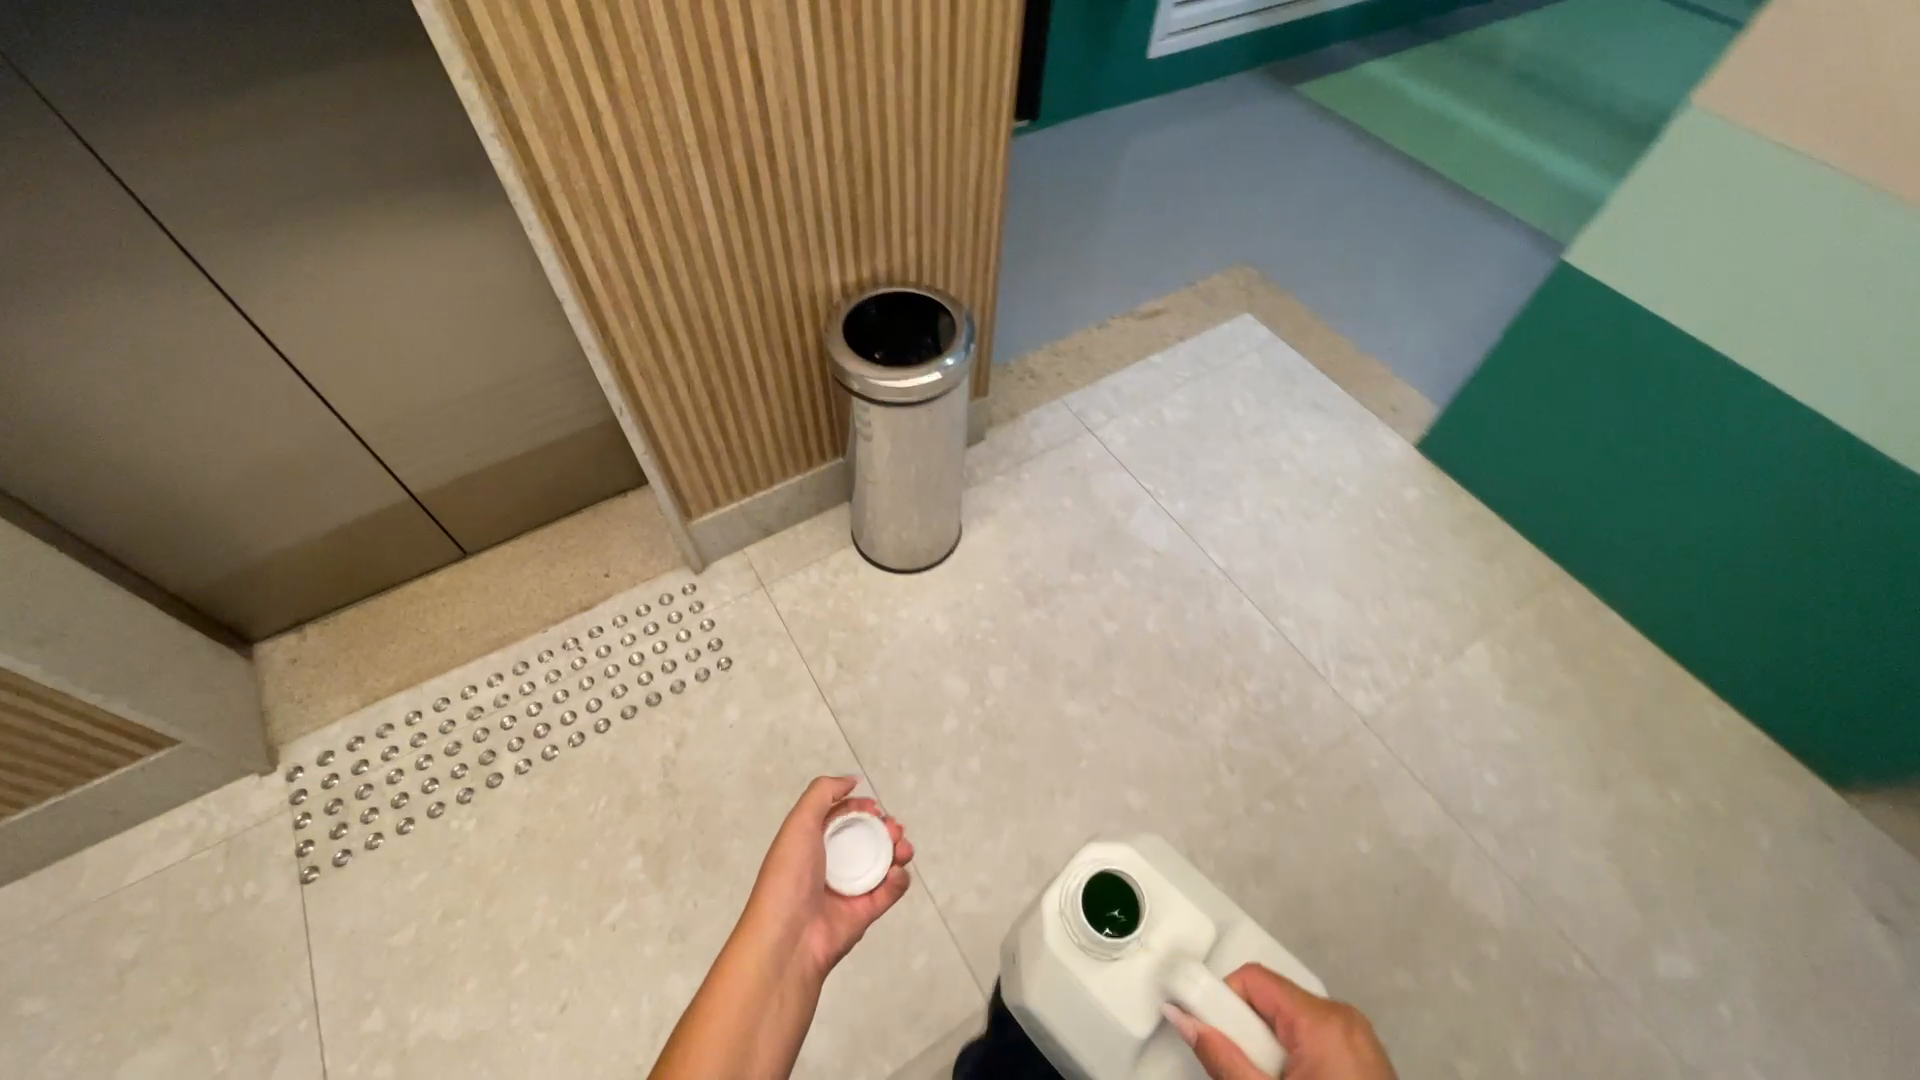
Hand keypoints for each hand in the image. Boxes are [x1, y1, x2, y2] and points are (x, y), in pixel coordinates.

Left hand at [740, 775, 914, 982]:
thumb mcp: (798, 823)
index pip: (843, 817)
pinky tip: (896, 872)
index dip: (861, 808)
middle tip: (894, 829)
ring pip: (884, 861)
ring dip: (898, 849)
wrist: (789, 937)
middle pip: (868, 838)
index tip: (874, 807)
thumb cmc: (789, 875)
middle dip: (886, 828)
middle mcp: (832, 863)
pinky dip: (898, 879)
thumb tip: (851, 779)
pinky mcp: (866, 912)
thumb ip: (823, 793)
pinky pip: (890, 890)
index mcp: (812, 842)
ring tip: (902, 848)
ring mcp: (850, 888)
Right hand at [1164, 964, 1396, 1079]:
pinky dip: (1293, 1059)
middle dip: (1247, 1032)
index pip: (1252, 979)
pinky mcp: (1365, 1059)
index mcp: (1322, 1020)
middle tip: (1244, 1075)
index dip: (1223, 1003)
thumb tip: (1179, 1016)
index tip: (1212, 1040)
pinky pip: (1313, 1040)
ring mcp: (1359, 1038)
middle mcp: (1344, 1017)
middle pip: (1271, 1000)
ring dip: (1268, 1049)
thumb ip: (1221, 1057)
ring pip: (1289, 1022)